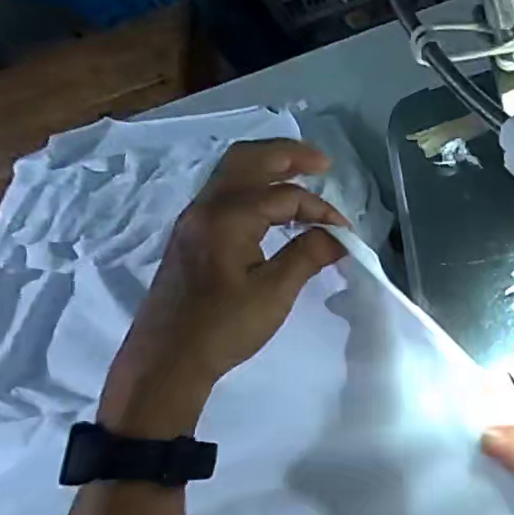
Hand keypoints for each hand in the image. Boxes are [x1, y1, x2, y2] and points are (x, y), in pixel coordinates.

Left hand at [100, 139, 348, 436]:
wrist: (168, 359)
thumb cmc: (223, 326)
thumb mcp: (274, 292)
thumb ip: (308, 256)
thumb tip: (337, 237)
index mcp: (227, 218)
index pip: (284, 196)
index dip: (320, 209)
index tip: (345, 233)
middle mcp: (206, 208)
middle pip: (248, 160)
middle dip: (288, 155)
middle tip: (323, 163)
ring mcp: (194, 220)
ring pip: (232, 174)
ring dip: (268, 168)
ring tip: (302, 176)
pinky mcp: (191, 237)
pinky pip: (225, 194)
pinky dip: (254, 188)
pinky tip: (273, 209)